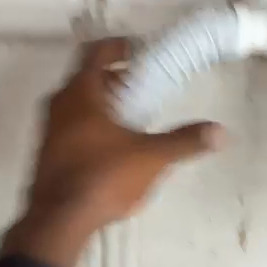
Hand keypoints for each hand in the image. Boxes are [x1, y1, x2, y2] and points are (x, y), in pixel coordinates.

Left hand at [2, 39, 222, 266]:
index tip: (141, 51)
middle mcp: (58, 103)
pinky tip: (114, 150)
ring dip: (104, 106)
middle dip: (116, 81)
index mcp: (81, 92)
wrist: (58, 220)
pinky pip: (71, 128)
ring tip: (133, 121)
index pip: (98, 51)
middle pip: (89, 79)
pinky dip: (92, 128)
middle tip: (144, 90)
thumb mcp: (151, 158)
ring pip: (78, 105)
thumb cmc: (102, 177)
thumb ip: (185, 142)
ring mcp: (48, 130)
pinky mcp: (46, 154)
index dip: (120, 46)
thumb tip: (221, 132)